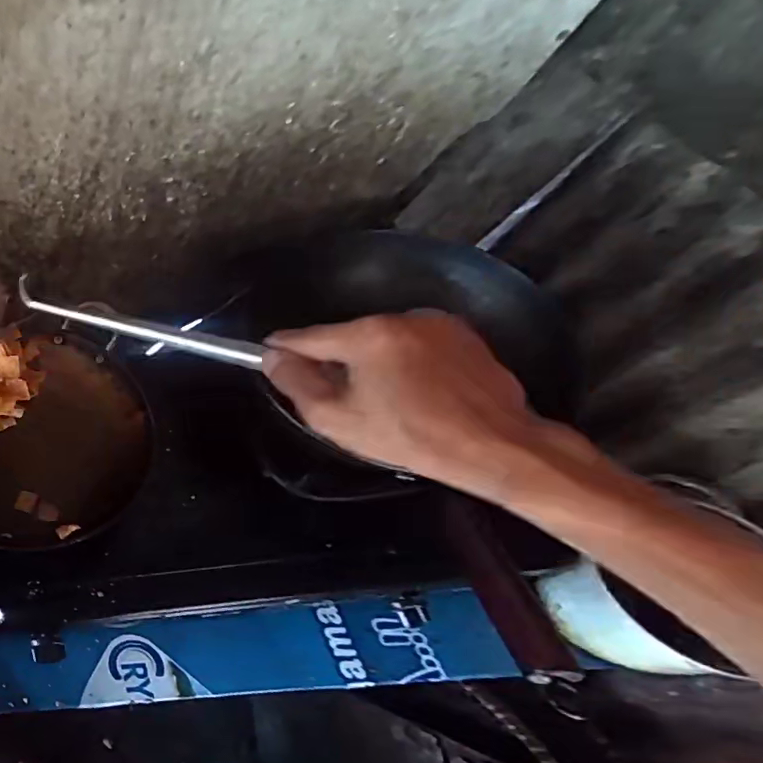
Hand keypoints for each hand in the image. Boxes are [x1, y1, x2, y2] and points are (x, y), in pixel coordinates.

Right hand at [262, 311, 557, 496]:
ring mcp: (437, 324)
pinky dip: (400, 362)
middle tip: (331, 397)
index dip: (281, 349)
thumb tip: (273, 357)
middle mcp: (401, 317)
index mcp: (367, 334)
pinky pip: (411, 344)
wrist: (496, 445)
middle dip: (331, 361)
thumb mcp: (333, 418)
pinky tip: (409, 393)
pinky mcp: (464, 336)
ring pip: (378, 340)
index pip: (305, 336)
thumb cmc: (407, 435)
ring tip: (376, 398)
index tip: (266, 357)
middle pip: (343, 337)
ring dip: (367, 361)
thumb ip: (295, 382)